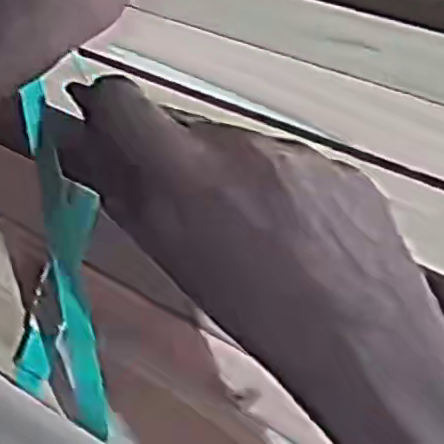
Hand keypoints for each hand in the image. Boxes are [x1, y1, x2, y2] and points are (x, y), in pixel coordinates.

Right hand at [63, 76, 443, 443]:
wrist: (366, 350)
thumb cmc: (246, 300)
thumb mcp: (150, 235)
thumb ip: (107, 174)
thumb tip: (77, 137)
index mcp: (179, 162)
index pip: (117, 93)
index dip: (100, 101)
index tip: (96, 113)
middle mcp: (235, 144)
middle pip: (173, 119)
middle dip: (163, 145)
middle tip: (169, 187)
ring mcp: (295, 154)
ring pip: (225, 138)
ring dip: (216, 162)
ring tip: (234, 214)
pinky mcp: (339, 168)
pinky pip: (277, 156)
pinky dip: (266, 178)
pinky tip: (276, 220)